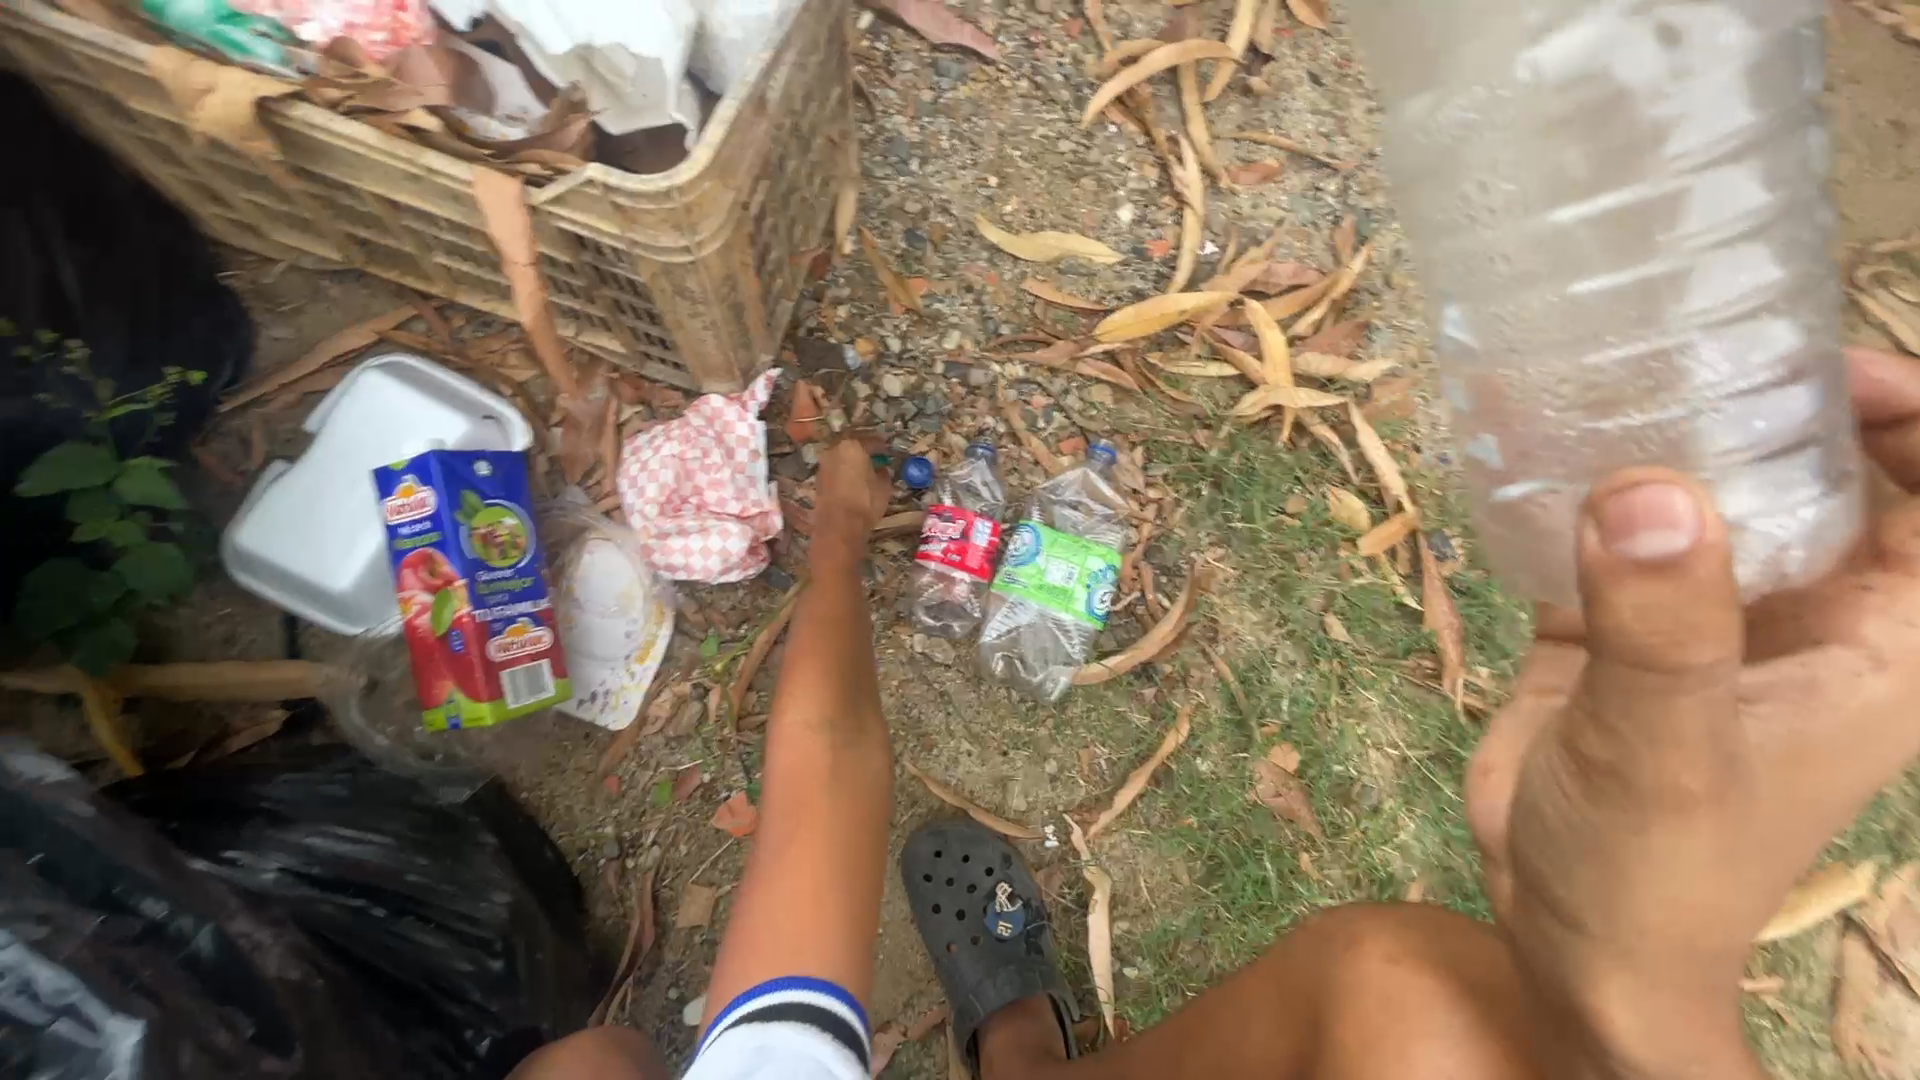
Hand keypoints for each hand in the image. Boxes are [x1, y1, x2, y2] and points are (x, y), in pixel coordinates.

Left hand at [810, 437, 889, 558]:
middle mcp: (835, 450)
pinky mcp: (819, 479)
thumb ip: (883, 472)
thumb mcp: (884, 486)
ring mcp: (824, 464)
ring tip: (864, 469)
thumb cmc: (866, 502)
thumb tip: (881, 468)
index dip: (882, 446)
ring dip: (852, 461)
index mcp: (853, 446)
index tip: (888, 450)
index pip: (871, 441)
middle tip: (876, 457)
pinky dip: (844, 471)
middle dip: (864, 451)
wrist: (839, 526)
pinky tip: (852, 480)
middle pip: (853, 446)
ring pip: (842, 457)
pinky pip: (835, 469)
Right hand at [1465, 347, 1919, 1076]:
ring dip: (1640, 451)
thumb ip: (1662, 622)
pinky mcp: (1599, 630)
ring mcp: (1688, 621)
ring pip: (1684, 511)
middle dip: (1751, 413)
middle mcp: (1793, 615)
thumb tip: (1640, 484)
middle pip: (1804, 484)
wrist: (1564, 923)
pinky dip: (1556, 503)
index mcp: (1875, 640)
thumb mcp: (1667, 743)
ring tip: (1574, 387)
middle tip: (1662, 351)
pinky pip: (1590, 546)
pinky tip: (1507, 462)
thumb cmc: (1654, 857)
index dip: (1910, 419)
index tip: (1808, 365)